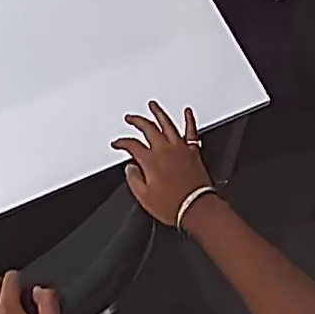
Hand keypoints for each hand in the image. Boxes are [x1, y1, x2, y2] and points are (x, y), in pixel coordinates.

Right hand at [111, 101, 211, 226]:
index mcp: (150, 160)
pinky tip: (188, 111)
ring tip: (153, 105)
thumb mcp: (144, 197)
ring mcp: (180, 148)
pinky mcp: (193, 152)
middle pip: (148, 128)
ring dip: (159, 113)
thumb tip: (130, 169)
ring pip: (168, 124)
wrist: (196, 208)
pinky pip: (191, 131)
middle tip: (130, 118)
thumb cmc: (172, 205)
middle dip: (137, 121)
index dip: (122, 143)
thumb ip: (134, 179)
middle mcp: (165, 150)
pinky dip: (190, 120)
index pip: (132, 145)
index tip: (118, 143)